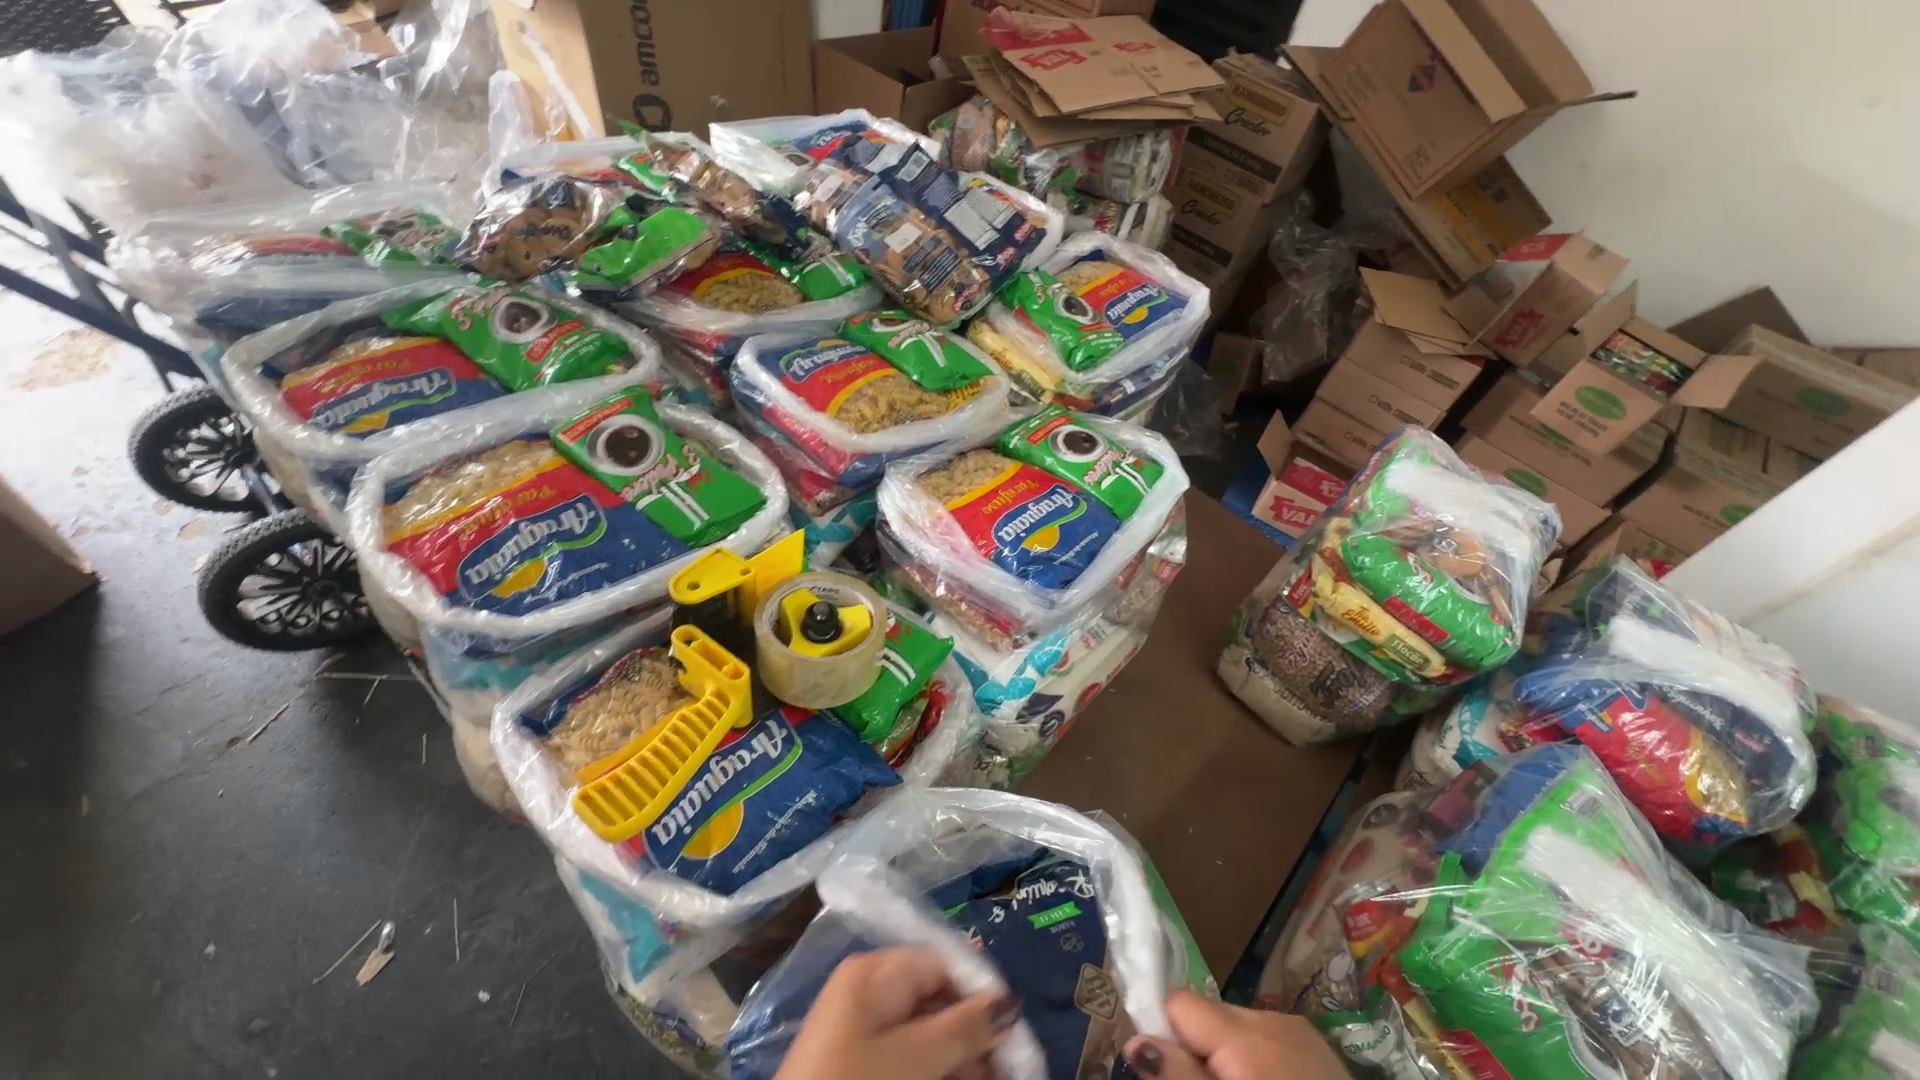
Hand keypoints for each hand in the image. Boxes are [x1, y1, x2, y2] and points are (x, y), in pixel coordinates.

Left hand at [773, 946, 1021, 1079]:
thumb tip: (1009, 1001)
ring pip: (926, 1031)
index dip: (983, 992)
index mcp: (876, 972)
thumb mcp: (916, 1058)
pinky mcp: (858, 1061)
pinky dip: (937, 1068)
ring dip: (961, 1055)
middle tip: (1010, 1065)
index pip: (944, 963)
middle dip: (975, 1031)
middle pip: (937, 998)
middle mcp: (869, 990)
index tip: (1016, 1026)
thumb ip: (965, 1028)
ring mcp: (861, 1028)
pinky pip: (909, 1055)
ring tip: (993, 1077)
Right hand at [1122, 990, 1350, 1078]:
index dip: (1165, 1036)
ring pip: (1235, 1029)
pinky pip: (1264, 1041)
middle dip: (1196, 1053)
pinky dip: (1254, 1065)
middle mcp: (1272, 1019)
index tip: (1170, 1074)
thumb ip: (1181, 1077)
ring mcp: (1299, 1032)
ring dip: (1224, 1060)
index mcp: (1246, 1035)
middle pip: (1206, 1015)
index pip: (1178, 1002)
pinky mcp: (1317, 1050)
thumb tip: (1136, 1041)